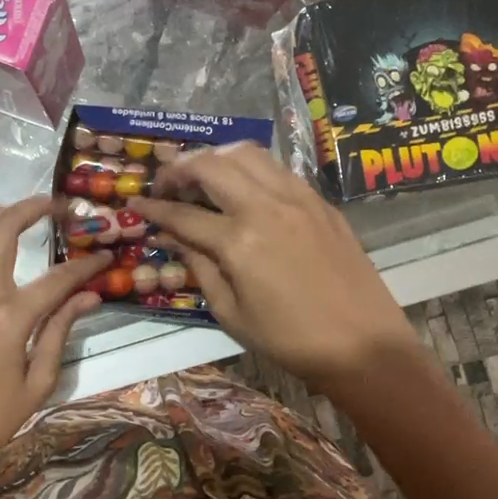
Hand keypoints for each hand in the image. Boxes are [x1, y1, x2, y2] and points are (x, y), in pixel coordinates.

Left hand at [0, 196, 110, 488]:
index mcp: (9, 319)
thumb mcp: (38, 381)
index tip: (104, 257)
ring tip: (10, 210)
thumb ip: (59, 331)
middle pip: (3, 232)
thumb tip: (89, 298)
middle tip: (57, 206)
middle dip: (33, 209)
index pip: (57, 278)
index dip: (86, 266)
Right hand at [128, 143, 422, 393]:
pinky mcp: (320, 203)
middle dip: (179, 170)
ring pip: (246, 154)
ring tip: (199, 177)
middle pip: (211, 165)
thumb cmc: (288, 339)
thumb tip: (172, 240)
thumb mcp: (229, 311)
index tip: (135, 205)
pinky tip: (240, 188)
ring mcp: (298, 199)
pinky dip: (249, 168)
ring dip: (214, 158)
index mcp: (239, 242)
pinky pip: (276, 169)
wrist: (363, 344)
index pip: (183, 214)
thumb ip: (198, 267)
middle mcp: (266, 208)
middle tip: (165, 187)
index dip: (153, 209)